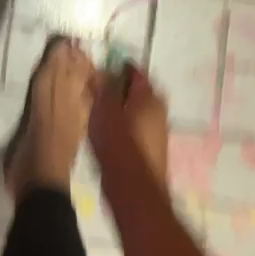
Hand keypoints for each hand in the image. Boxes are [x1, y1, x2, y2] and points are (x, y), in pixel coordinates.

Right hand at [89, 63, 169, 197]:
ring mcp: (157, 132)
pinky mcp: (151, 150)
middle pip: (136, 91)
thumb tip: (101, 71)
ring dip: (120, 107)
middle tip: (96, 90)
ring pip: (136, 110)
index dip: (116, 66)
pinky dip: (123, 124)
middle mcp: (158, 111)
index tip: (99, 68)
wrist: (133, 189)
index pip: (134, 71)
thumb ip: (103, 88)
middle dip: (117, 88)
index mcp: (149, 97)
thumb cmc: (117, 143)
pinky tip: (106, 132)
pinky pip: (135, 127)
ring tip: (97, 111)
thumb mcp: (103, 109)